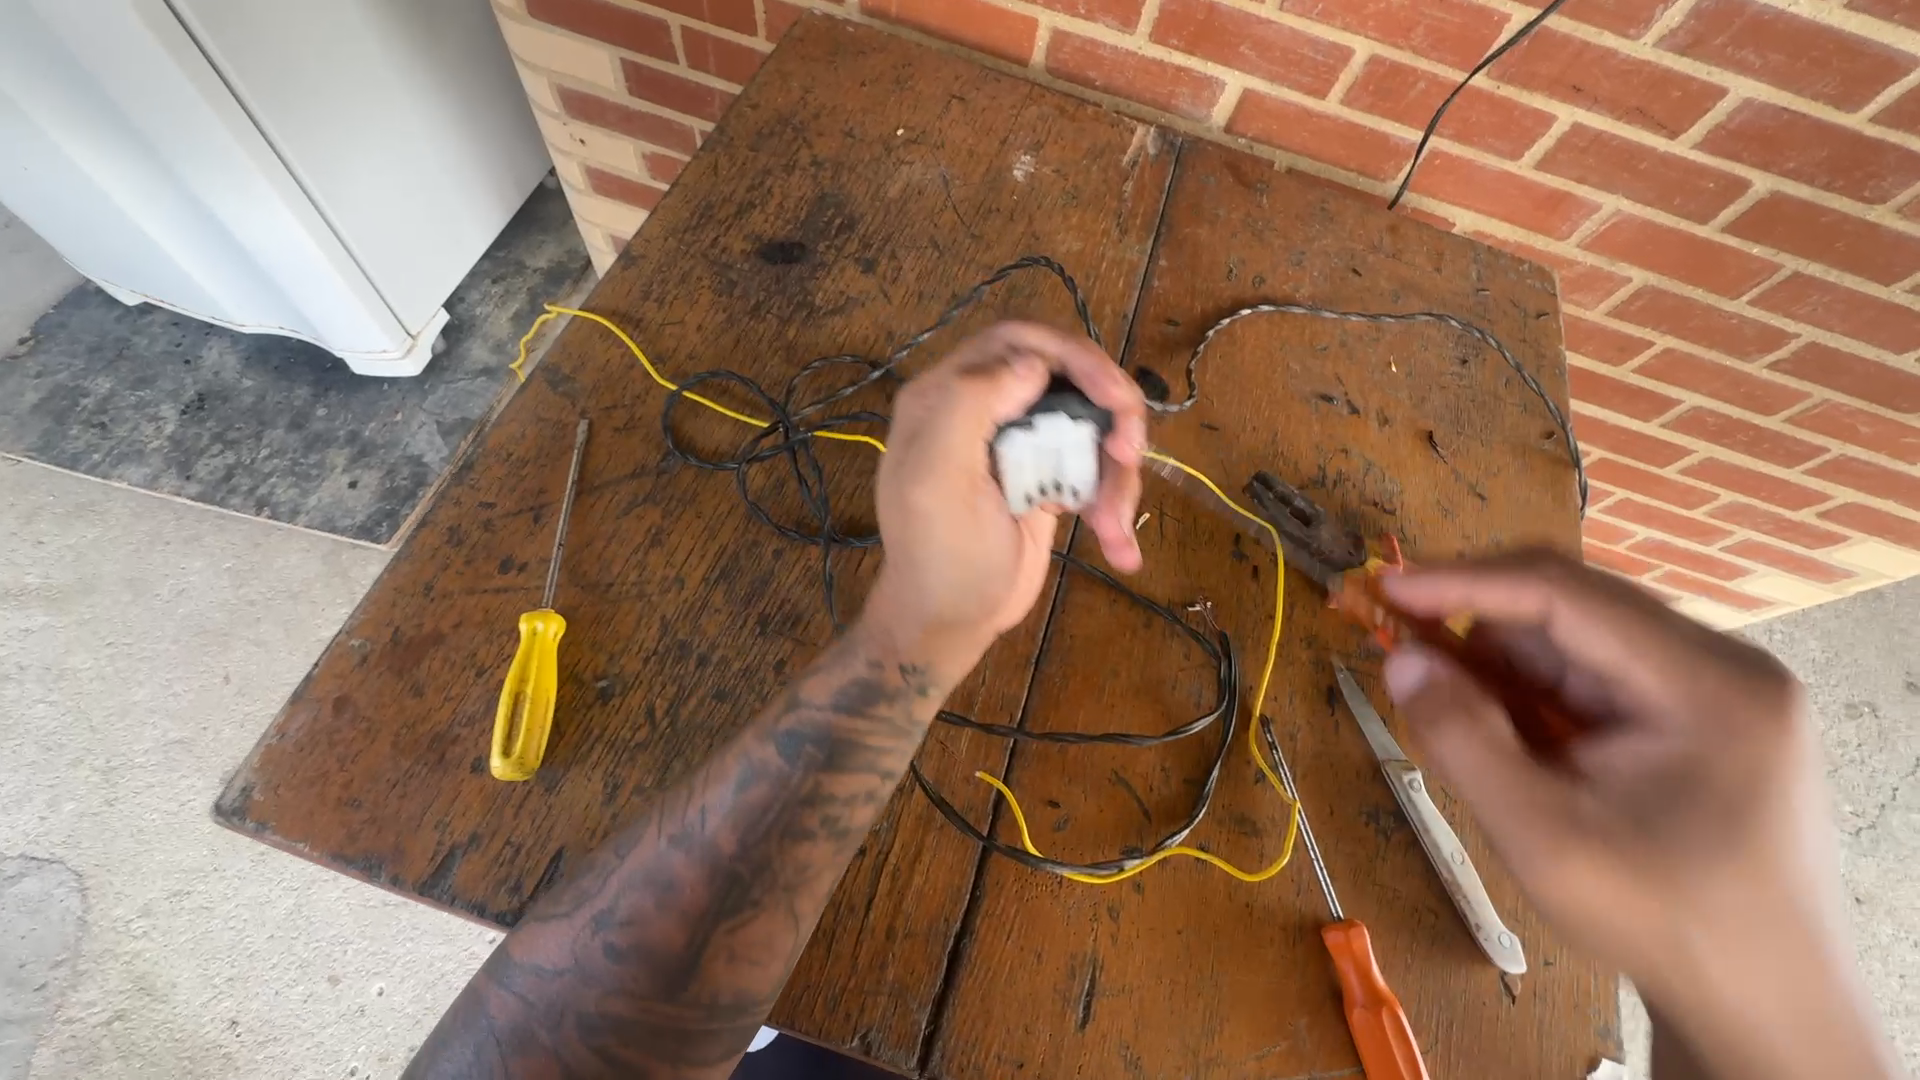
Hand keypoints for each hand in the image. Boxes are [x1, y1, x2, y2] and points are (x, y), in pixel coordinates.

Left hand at [865, 322, 1144, 668]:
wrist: (951, 621)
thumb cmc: (939, 556)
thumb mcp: (936, 481)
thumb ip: (968, 406)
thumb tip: (1032, 363)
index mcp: (948, 396)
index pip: (1018, 343)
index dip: (1073, 358)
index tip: (1113, 398)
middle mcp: (984, 410)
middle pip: (1064, 377)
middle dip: (1106, 409)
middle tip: (1130, 450)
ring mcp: (1018, 445)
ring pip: (1088, 423)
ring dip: (1114, 471)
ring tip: (1114, 525)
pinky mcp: (1045, 478)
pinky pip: (1093, 467)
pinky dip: (1112, 502)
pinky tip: (1118, 546)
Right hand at [1378, 551, 1896, 1079]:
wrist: (1759, 998)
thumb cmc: (1660, 919)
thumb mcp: (1540, 835)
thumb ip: (1460, 739)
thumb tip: (1397, 657)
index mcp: (1705, 684)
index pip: (1563, 594)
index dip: (1462, 582)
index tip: (1382, 586)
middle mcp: (1713, 665)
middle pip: (1564, 608)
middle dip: (1472, 626)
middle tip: (1395, 644)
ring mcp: (1701, 686)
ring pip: (1563, 640)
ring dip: (1492, 667)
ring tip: (1449, 717)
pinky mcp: (1679, 711)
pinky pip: (1575, 674)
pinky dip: (1517, 693)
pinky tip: (1497, 735)